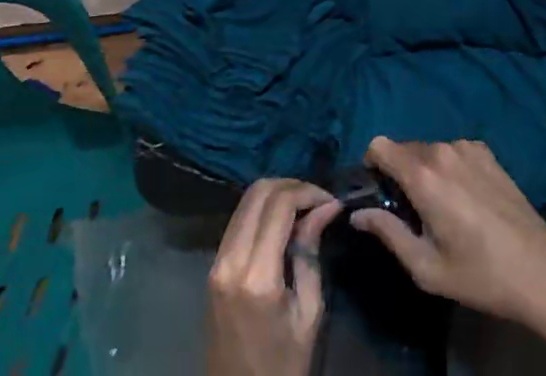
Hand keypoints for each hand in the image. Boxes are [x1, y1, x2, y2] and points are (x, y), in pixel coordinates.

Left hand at [206, 179, 342, 375]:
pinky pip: (239, 221)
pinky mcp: (213, 267)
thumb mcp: (309, 311)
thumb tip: (327, 206)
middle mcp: (229, 260)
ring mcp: (216, 263)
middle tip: (319, 201)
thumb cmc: (283, 363)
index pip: (280, 204)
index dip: (309, 191)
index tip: (332, 202)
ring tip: (305, 209)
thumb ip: (311, 252)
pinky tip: (285, 224)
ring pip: (245, 201)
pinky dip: (263, 210)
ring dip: (277, 195)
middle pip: (258, 192)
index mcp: (256, 276)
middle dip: (292, 186)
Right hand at [347, 138, 545, 334]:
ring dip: (425, 172)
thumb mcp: (425, 267)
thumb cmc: (479, 274)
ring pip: (430, 151)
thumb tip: (358, 214)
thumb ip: (388, 233)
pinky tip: (465, 200)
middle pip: (404, 149)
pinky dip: (449, 168)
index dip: (372, 167)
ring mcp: (470, 149)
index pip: (380, 145)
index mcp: (424, 176)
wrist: (540, 271)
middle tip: (410, 213)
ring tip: (440, 209)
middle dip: (398, 174)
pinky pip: (453, 153)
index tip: (379, 195)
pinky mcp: (489, 154)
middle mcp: (444, 151)